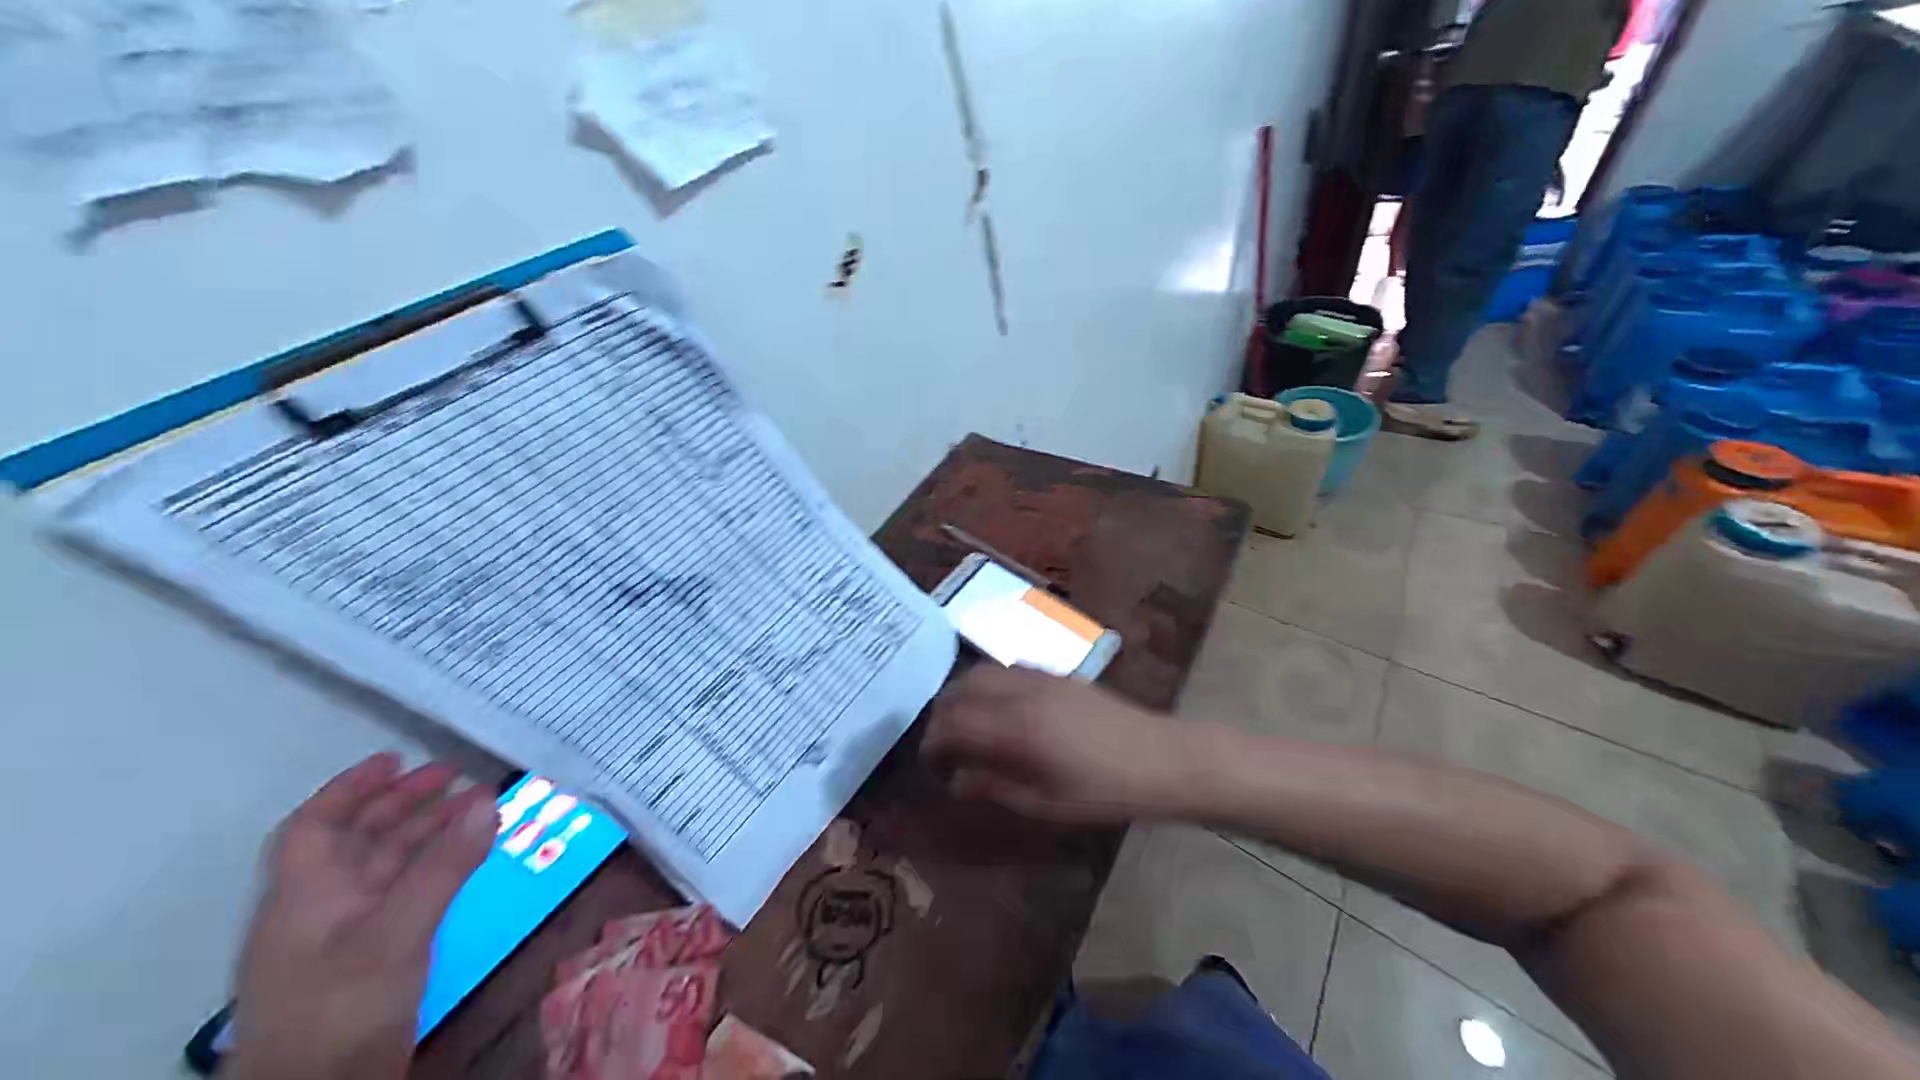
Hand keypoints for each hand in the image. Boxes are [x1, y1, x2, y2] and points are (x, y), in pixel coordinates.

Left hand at [222, 754, 494, 1079]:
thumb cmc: (341, 1009)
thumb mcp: (397, 933)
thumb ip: (444, 866)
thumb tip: (489, 800)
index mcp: (306, 895)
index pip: (316, 825)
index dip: (351, 787)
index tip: (397, 756)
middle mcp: (321, 908)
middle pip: (357, 840)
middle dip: (404, 802)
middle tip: (457, 775)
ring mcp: (344, 936)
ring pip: (384, 866)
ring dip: (426, 832)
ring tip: (477, 807)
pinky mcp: (370, 960)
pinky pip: (403, 892)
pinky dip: (433, 866)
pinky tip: (465, 860)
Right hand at [921, 666, 1192, 822]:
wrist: (1162, 758)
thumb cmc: (1104, 791)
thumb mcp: (1045, 803)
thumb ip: (994, 786)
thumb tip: (957, 781)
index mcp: (1015, 727)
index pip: (952, 722)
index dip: (932, 741)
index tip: (930, 763)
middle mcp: (1021, 691)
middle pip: (961, 688)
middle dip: (943, 714)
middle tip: (944, 745)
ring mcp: (1041, 677)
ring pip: (983, 672)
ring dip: (965, 695)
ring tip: (968, 726)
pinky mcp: (1058, 674)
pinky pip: (1008, 670)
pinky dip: (990, 686)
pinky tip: (1002, 711)